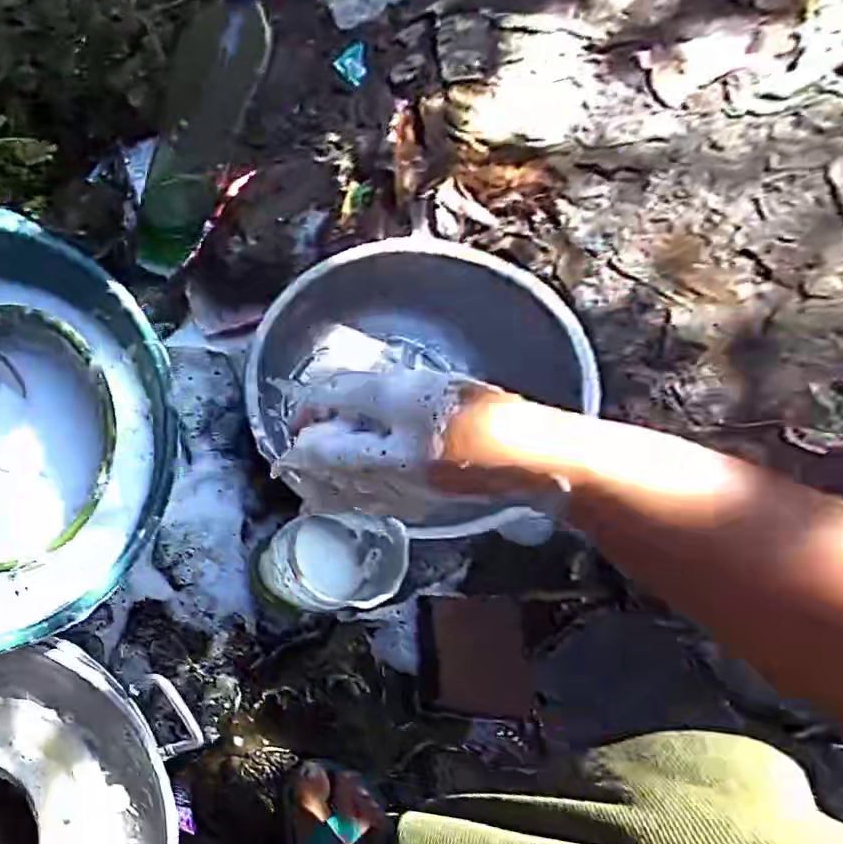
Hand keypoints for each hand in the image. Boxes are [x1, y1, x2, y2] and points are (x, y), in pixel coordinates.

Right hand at [278, 371, 564, 516]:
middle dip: (326, 420)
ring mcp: (433, 389)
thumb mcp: (400, 462)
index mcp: (391, 391)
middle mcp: (409, 381)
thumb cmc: (470, 461)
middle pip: (351, 393)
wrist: (548, 458)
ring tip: (352, 459)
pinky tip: (391, 455)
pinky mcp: (452, 402)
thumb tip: (304, 446)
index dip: (304, 416)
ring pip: (375, 403)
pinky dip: (381, 431)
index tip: (295, 443)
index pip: (329, 392)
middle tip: (319, 454)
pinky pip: (400, 411)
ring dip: (354, 426)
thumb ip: (348, 452)